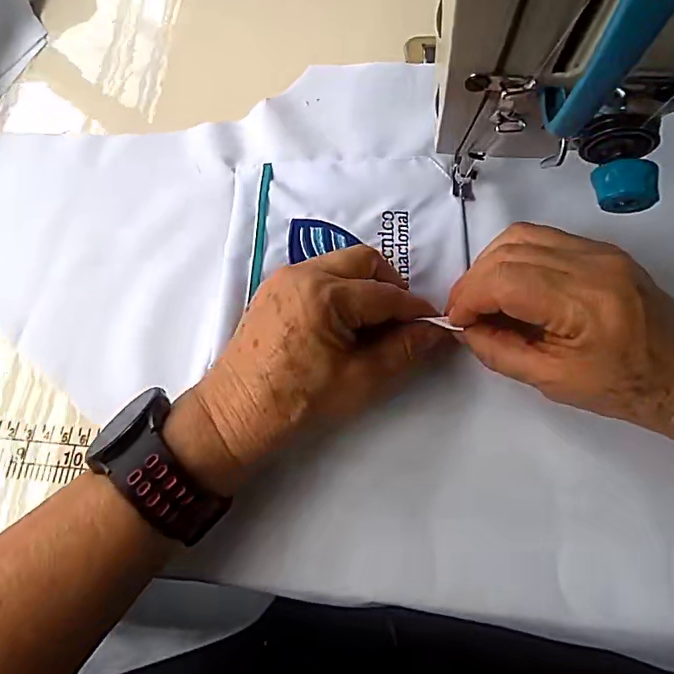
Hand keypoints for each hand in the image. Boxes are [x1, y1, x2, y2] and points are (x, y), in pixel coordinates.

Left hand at [173, 245, 452, 493]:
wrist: (237, 411)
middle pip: (362, 261)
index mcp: (324, 293)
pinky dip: (336, 289)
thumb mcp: (361, 379)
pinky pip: (315, 275)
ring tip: (372, 325)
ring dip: (362, 285)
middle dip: (389, 286)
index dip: (415, 310)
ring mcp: (282, 279)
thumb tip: (436, 331)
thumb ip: (404, 349)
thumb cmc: (298, 400)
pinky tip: (342, 323)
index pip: (386, 293)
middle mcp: (301, 274)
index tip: (433, 325)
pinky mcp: (271, 290)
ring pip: (338, 265)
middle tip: (401, 321)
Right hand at [444, 223, 673, 453]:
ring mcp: (600, 252)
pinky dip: (513, 257)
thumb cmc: (627, 388)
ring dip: (490, 264)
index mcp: (585, 305)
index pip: (503, 279)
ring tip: (486, 296)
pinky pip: (541, 237)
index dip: (467, 297)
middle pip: (506, 252)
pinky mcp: (601, 250)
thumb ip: (498, 350)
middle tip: (467, 312)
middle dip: (473, 281)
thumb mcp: (551, 381)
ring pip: (519, 236)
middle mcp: (593, 266)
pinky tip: (512, 285)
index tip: (458, 320)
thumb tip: (465, 327)